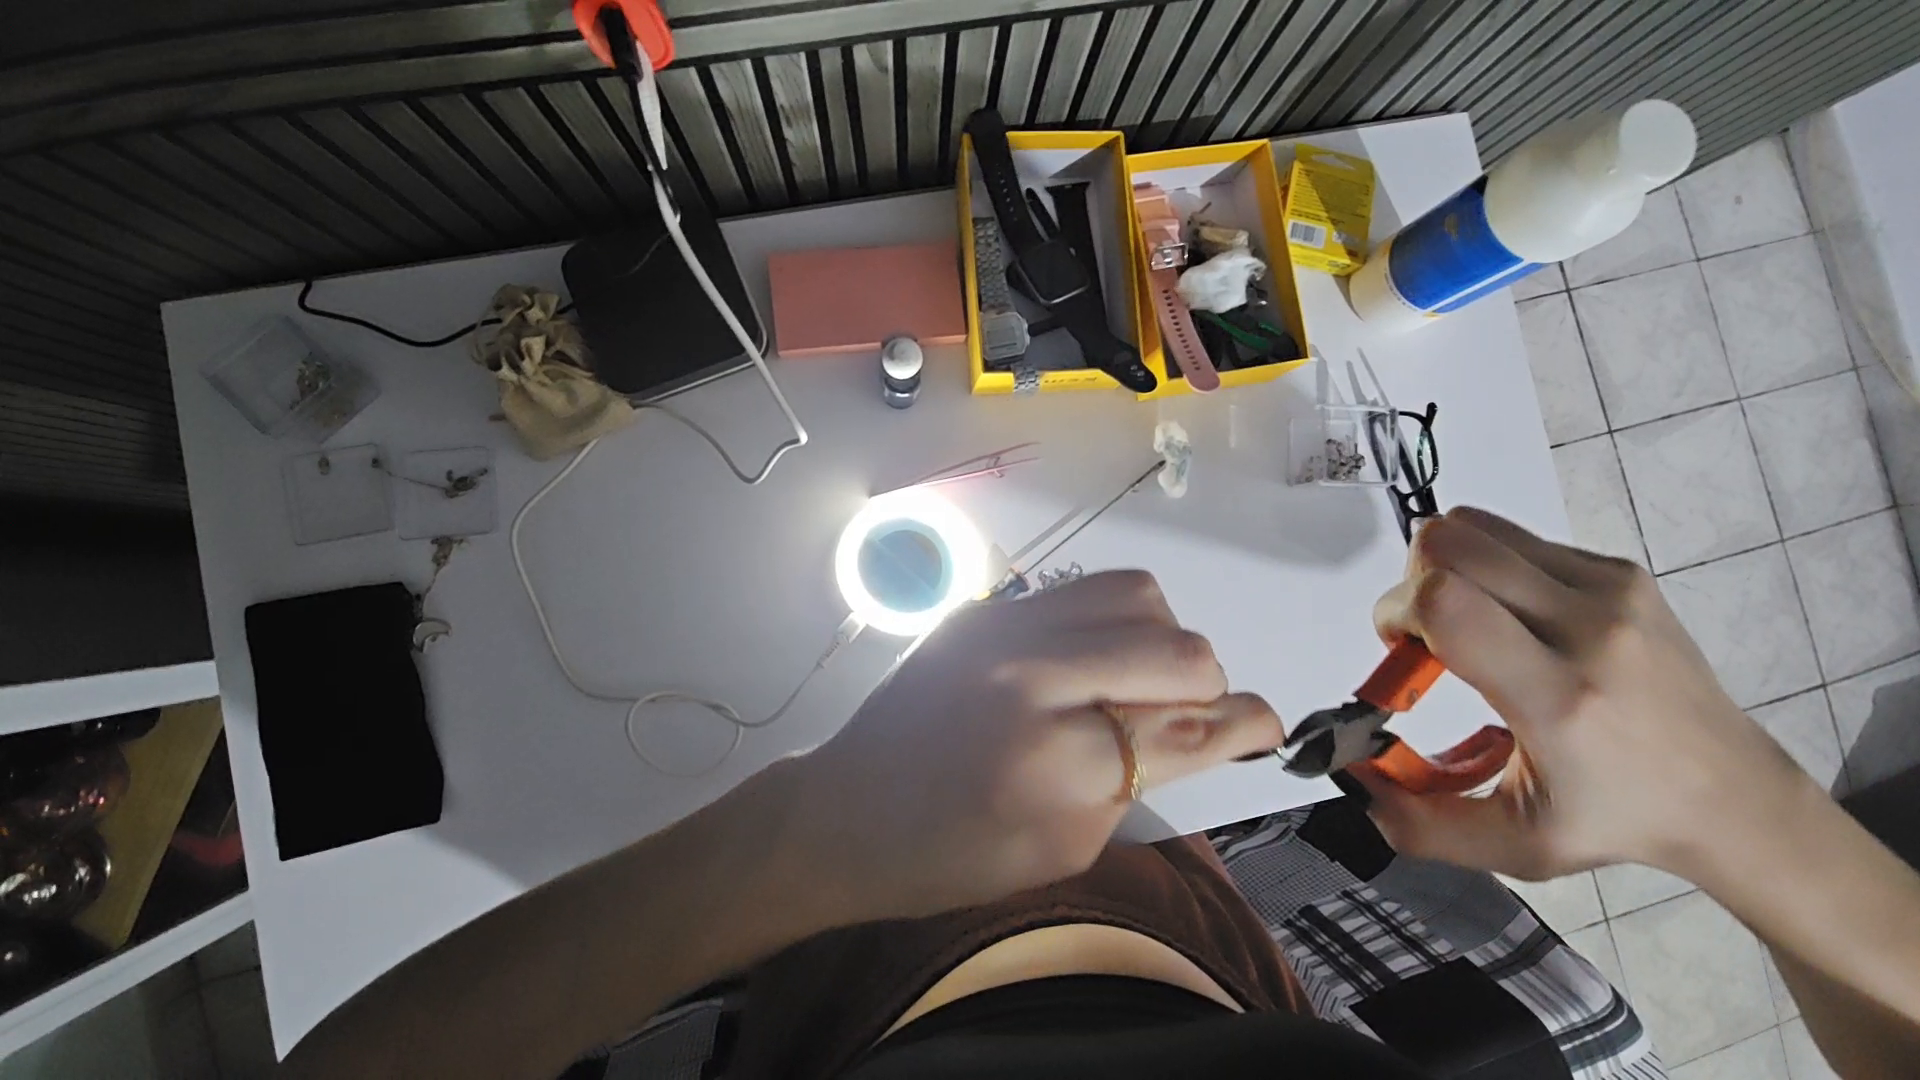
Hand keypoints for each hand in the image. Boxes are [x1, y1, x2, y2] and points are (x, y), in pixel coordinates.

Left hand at [789, 570, 1285, 920]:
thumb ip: (1142, 782)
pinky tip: (1089, 659)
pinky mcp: (984, 606)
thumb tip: (1210, 728)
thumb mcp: (1063, 845)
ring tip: (1133, 680)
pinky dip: (1111, 621)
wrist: (849, 808)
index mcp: (1053, 758)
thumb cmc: (954, 855)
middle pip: (1176, 649)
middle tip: (1185, 716)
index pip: (1185, 726)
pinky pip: (1083, 588)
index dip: (1242, 726)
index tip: (1262, 726)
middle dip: (1205, 687)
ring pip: (1137, 596)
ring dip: (1160, 639)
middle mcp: (1033, 671)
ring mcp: (1003, 624)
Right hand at [1351, 507, 1810, 881]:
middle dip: (1410, 583)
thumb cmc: (1615, 819)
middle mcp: (1589, 627)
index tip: (1403, 654)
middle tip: (1427, 636)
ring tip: (1466, 623)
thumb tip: (1352, 780)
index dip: (1396, 613)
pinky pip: (1513, 538)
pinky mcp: (1621, 570)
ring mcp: (1611, 589)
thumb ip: (1416, 822)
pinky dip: (1485, 567)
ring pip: (1475, 527)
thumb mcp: (1511, 845)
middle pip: (1449, 543)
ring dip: (1444, 568)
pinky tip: (1508, 618)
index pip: (1446, 602)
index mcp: (1558, 697)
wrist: (1732, 794)